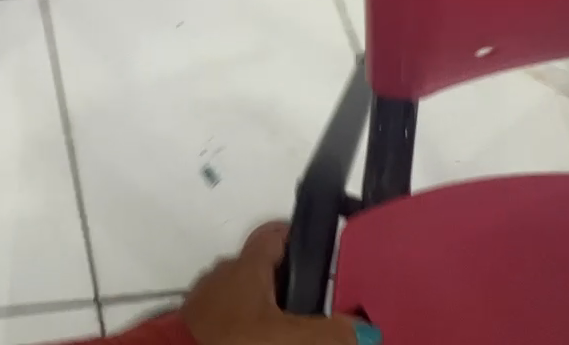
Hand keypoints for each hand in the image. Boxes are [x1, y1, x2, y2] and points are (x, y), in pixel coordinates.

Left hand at [179, 223, 371, 344]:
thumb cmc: (234, 341)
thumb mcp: (289, 339)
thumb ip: (331, 334)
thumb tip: (367, 329)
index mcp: (246, 266)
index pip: (273, 235)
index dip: (295, 235)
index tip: (317, 244)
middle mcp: (225, 273)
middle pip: (262, 268)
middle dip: (289, 283)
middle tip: (318, 304)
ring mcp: (210, 297)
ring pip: (247, 294)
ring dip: (270, 308)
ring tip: (295, 331)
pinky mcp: (201, 321)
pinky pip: (234, 315)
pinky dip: (253, 325)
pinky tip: (264, 340)